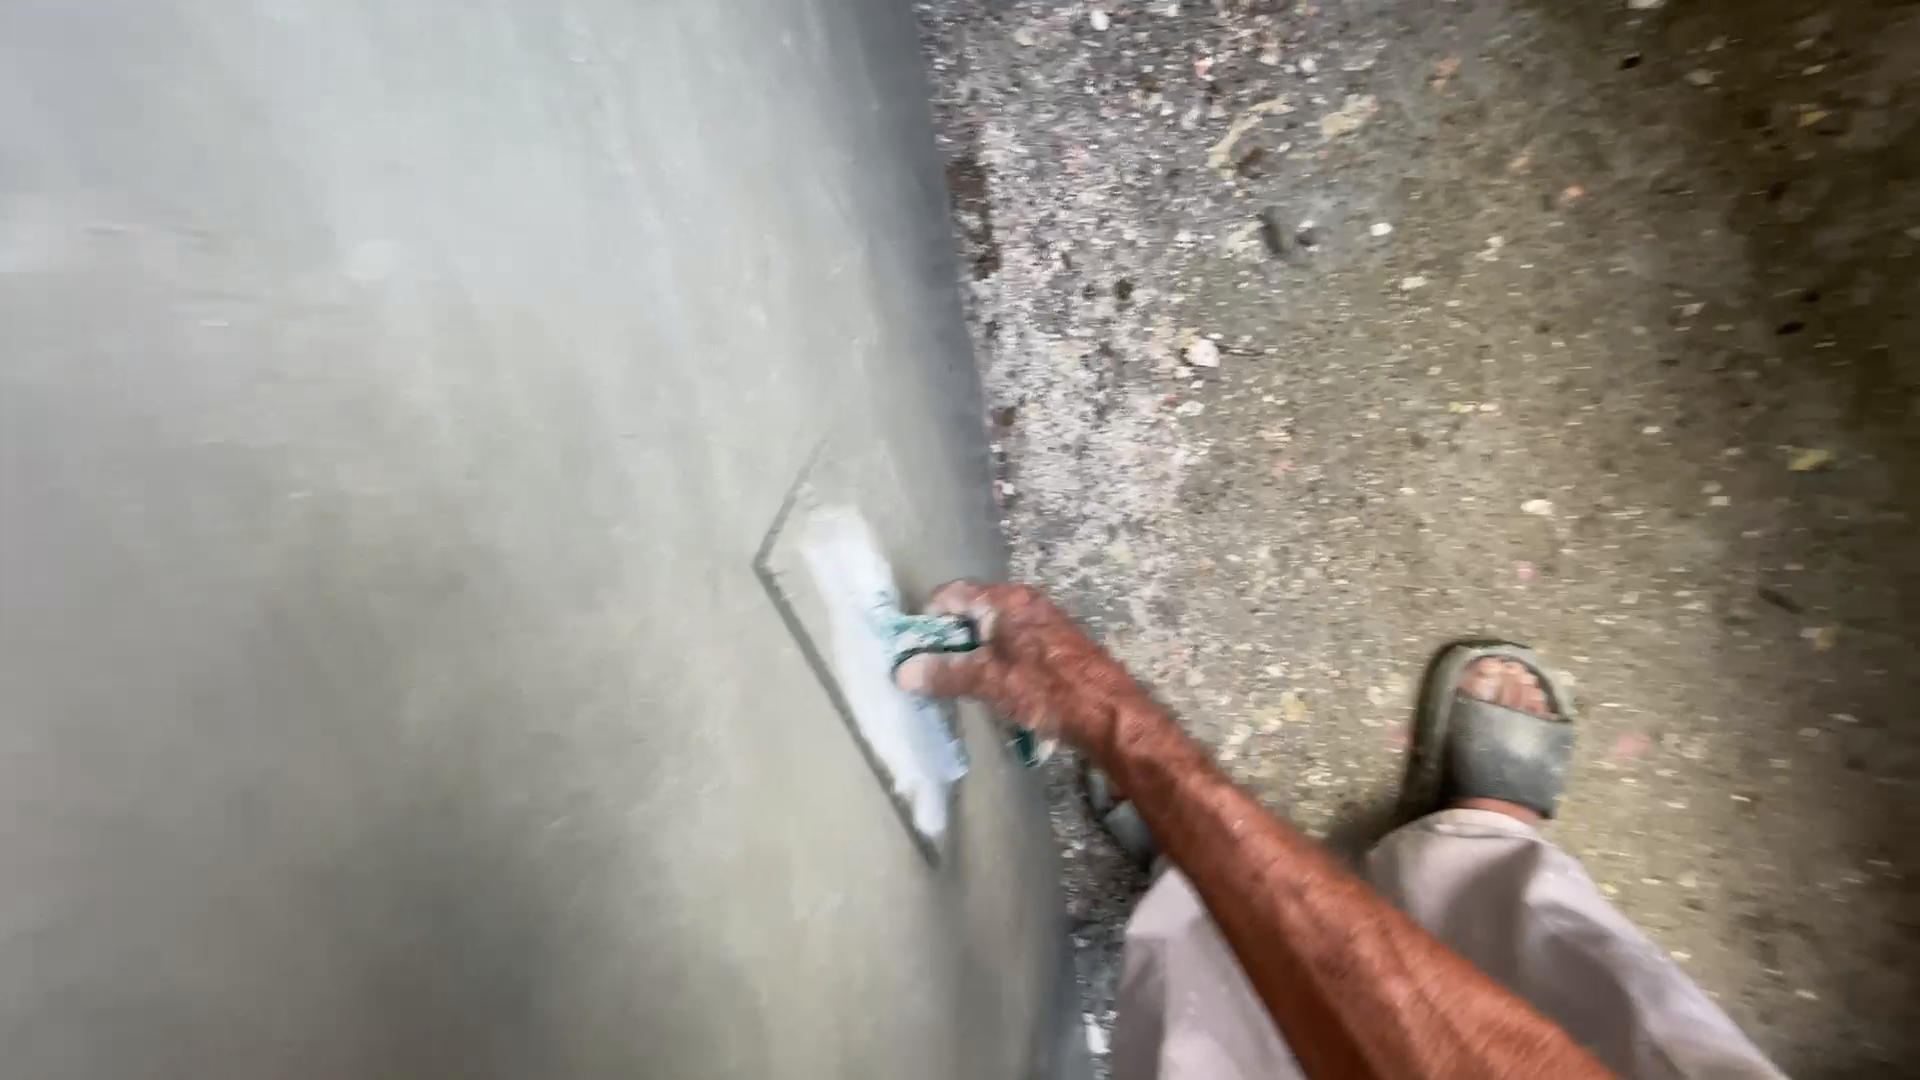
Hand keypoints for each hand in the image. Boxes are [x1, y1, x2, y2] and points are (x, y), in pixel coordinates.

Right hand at [894, 581, 1134, 754]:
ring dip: (973, 652)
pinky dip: (996, 658)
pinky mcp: (1055, 642)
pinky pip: (1012, 641)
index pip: (951, 593)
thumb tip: (902, 672)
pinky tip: (996, 687)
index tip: (915, 649)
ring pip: (993, 628)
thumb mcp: (987, 681)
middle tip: (934, 670)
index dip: (927, 618)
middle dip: (949, 638)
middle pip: (971, 610)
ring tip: (962, 683)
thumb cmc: (1044, 689)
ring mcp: (1042, 620)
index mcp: (1004, 599)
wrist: (1108, 711)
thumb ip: (944, 673)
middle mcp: (1023, 601)